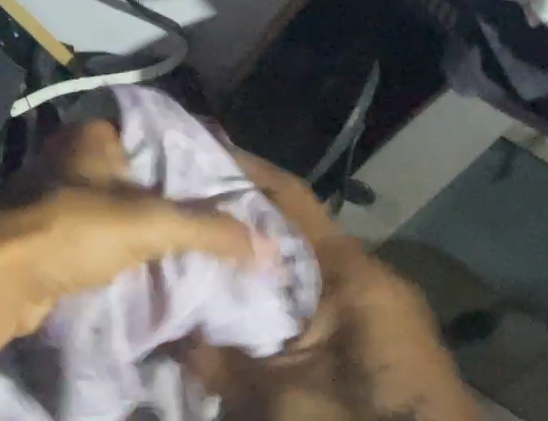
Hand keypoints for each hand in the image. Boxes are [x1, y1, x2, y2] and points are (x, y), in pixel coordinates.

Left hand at [0, 120, 264, 420]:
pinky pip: (101, 234)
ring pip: (119, 204)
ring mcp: (58, 192)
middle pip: (139, 171)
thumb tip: (268, 245)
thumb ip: (208, 228)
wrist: (0, 274)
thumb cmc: (70, 228)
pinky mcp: (51, 229)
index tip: (231, 178)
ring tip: (203, 247)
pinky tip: (159, 266)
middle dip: (177, 195)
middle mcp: (73, 155)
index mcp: (92, 134)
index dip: (192, 151)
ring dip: (151, 226)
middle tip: (226, 221)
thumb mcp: (148, 223)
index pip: (154, 130)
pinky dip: (127, 248)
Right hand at [199, 150, 479, 420]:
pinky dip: (276, 287)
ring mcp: (380, 307)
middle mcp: (371, 276)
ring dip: (255, 255)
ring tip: (198, 250)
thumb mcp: (288, 403)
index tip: (193, 151)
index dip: (242, 168)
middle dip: (236, 216)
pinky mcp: (381, 337)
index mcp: (355, 273)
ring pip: (302, 262)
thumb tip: (166, 338)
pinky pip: (316, 292)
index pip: (291, 196)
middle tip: (180, 208)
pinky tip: (238, 300)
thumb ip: (222, 364)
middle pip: (291, 227)